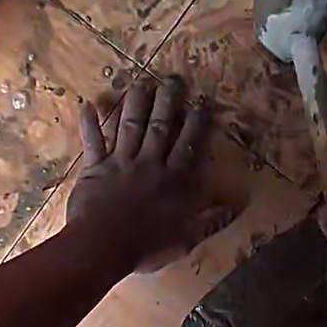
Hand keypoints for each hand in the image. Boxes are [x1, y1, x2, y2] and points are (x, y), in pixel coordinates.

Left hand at [67, 78, 234, 273]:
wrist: (102, 248)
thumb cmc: (147, 245)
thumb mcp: (187, 238)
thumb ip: (212, 221)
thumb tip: (239, 208)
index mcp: (174, 180)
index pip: (188, 145)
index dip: (196, 123)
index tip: (202, 103)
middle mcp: (150, 164)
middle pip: (160, 127)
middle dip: (167, 102)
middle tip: (172, 78)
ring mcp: (120, 163)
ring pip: (130, 126)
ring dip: (135, 103)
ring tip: (141, 82)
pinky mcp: (95, 168)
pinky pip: (93, 142)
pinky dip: (90, 124)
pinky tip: (88, 104)